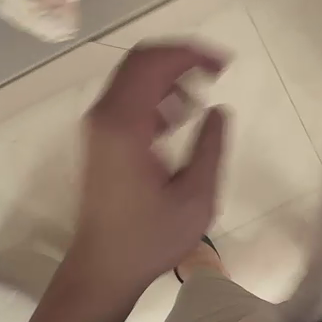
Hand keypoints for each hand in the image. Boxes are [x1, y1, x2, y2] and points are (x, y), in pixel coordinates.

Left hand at [65, 43, 227, 299]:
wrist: (104, 268)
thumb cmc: (150, 239)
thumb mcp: (196, 198)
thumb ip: (211, 148)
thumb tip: (218, 111)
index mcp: (124, 124)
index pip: (152, 62)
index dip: (191, 53)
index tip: (224, 65)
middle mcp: (104, 116)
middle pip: (140, 62)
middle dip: (181, 60)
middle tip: (217, 73)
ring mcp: (97, 128)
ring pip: (132, 79)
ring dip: (168, 79)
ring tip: (199, 101)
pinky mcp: (99, 141)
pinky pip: (127, 101)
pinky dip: (155, 98)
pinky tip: (178, 121)